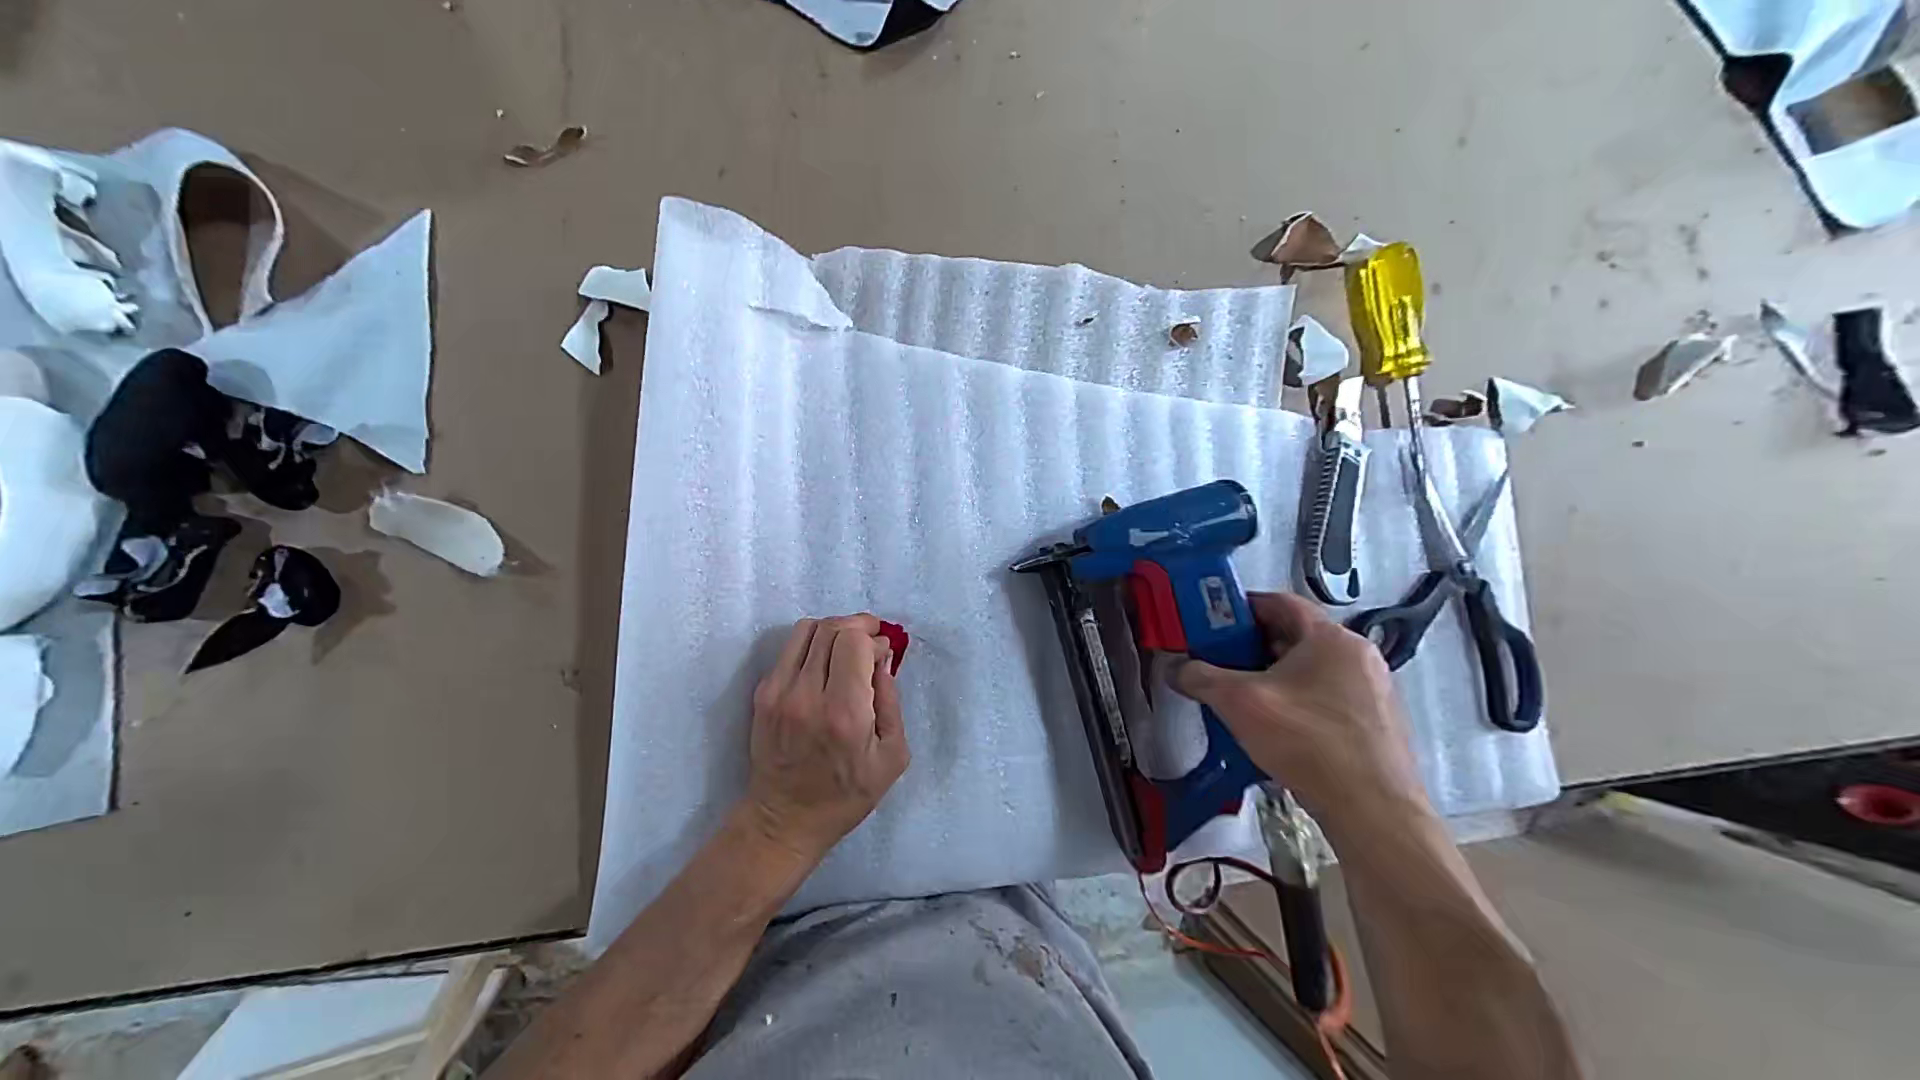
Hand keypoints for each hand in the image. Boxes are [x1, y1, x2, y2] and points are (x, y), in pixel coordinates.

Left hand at [742, 614, 909, 861]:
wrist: (785, 819)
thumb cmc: (847, 794)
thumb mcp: (892, 757)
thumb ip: (892, 703)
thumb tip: (883, 661)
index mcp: (844, 712)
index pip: (853, 642)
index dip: (874, 638)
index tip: (884, 652)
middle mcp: (807, 695)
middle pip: (831, 629)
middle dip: (858, 625)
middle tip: (872, 638)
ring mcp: (779, 692)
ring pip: (806, 629)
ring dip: (833, 629)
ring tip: (848, 645)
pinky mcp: (763, 694)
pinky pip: (789, 649)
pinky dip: (812, 646)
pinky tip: (824, 665)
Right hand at [1173, 592, 1431, 834]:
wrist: (1373, 812)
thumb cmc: (1310, 744)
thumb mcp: (1240, 703)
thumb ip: (1201, 678)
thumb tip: (1177, 669)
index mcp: (1332, 638)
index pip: (1280, 602)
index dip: (1241, 606)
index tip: (1212, 620)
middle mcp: (1358, 656)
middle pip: (1295, 635)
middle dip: (1252, 645)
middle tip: (1219, 659)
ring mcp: (1372, 691)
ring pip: (1310, 669)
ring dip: (1273, 676)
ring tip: (1241, 696)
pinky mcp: (1375, 723)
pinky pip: (1326, 697)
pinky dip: (1296, 701)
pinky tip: (1274, 727)